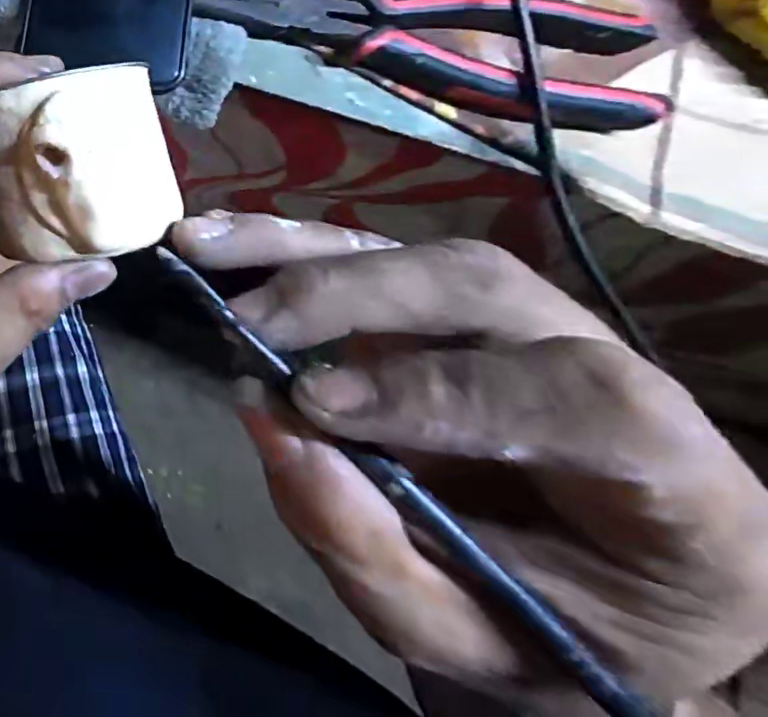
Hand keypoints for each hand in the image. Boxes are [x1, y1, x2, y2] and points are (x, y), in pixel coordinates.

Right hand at [170, 212, 767, 708]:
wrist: (557, 590)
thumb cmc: (524, 624)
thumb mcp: (449, 628)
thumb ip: (362, 541)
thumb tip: (265, 419)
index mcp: (671, 482)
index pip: (584, 399)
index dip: (437, 390)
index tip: (310, 402)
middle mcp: (598, 366)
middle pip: (480, 287)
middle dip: (343, 296)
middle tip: (241, 322)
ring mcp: (512, 324)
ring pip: (410, 253)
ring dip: (290, 246)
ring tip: (196, 246)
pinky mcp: (432, 307)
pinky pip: (360, 252)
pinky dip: (279, 242)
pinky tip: (215, 240)